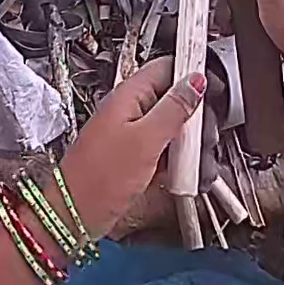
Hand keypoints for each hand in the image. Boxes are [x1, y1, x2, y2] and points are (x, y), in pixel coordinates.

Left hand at [57, 57, 204, 237]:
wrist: (73, 216)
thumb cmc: (98, 178)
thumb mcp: (145, 140)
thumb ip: (173, 108)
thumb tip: (195, 81)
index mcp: (130, 95)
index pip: (168, 67)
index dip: (192, 76)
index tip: (210, 95)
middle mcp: (133, 110)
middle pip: (177, 99)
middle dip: (195, 118)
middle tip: (201, 139)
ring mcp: (136, 133)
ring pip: (175, 127)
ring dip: (190, 144)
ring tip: (192, 163)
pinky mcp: (138, 155)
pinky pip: (167, 150)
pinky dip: (179, 161)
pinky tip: (184, 175)